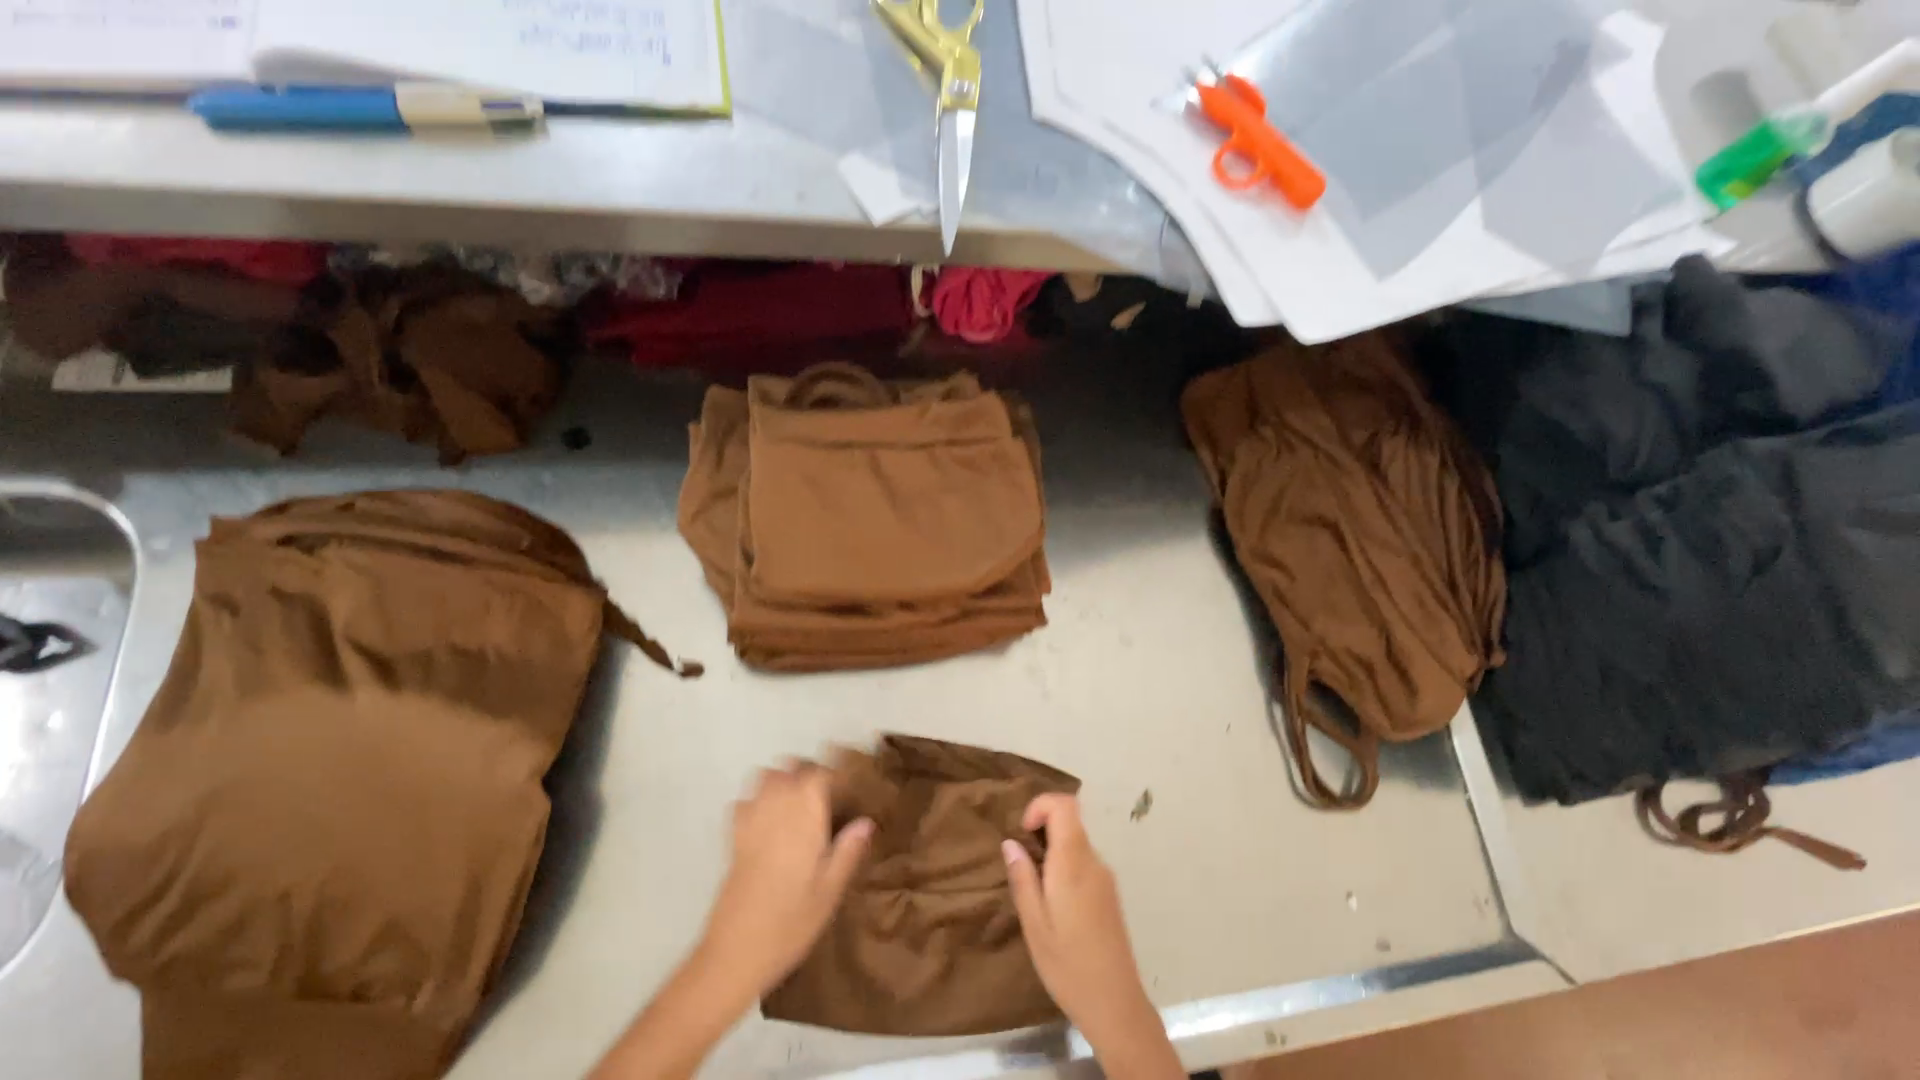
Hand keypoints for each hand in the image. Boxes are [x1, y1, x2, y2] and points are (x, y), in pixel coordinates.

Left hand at [697, 763, 873, 997]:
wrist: (735, 952)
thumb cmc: (791, 922)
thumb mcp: (830, 891)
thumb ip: (848, 851)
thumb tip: (866, 821)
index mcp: (803, 818)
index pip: (818, 775)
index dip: (835, 776)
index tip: (851, 790)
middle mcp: (774, 810)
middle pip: (790, 769)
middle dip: (810, 774)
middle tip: (829, 798)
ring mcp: (748, 822)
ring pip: (765, 778)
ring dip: (783, 782)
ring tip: (800, 805)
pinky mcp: (732, 839)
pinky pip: (744, 801)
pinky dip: (758, 801)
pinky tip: (770, 824)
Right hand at [1001, 794, 1159, 1046]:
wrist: (1115, 1003)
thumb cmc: (1067, 965)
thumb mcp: (1034, 924)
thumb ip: (1023, 878)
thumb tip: (1011, 842)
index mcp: (1074, 864)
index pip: (1065, 805)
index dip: (1040, 806)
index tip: (1022, 834)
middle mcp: (1095, 863)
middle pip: (1070, 822)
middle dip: (1041, 832)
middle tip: (1021, 868)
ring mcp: (1106, 878)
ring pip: (1076, 843)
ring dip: (1051, 852)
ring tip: (1033, 892)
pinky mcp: (1109, 894)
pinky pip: (1083, 863)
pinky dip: (1063, 868)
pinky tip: (1053, 905)